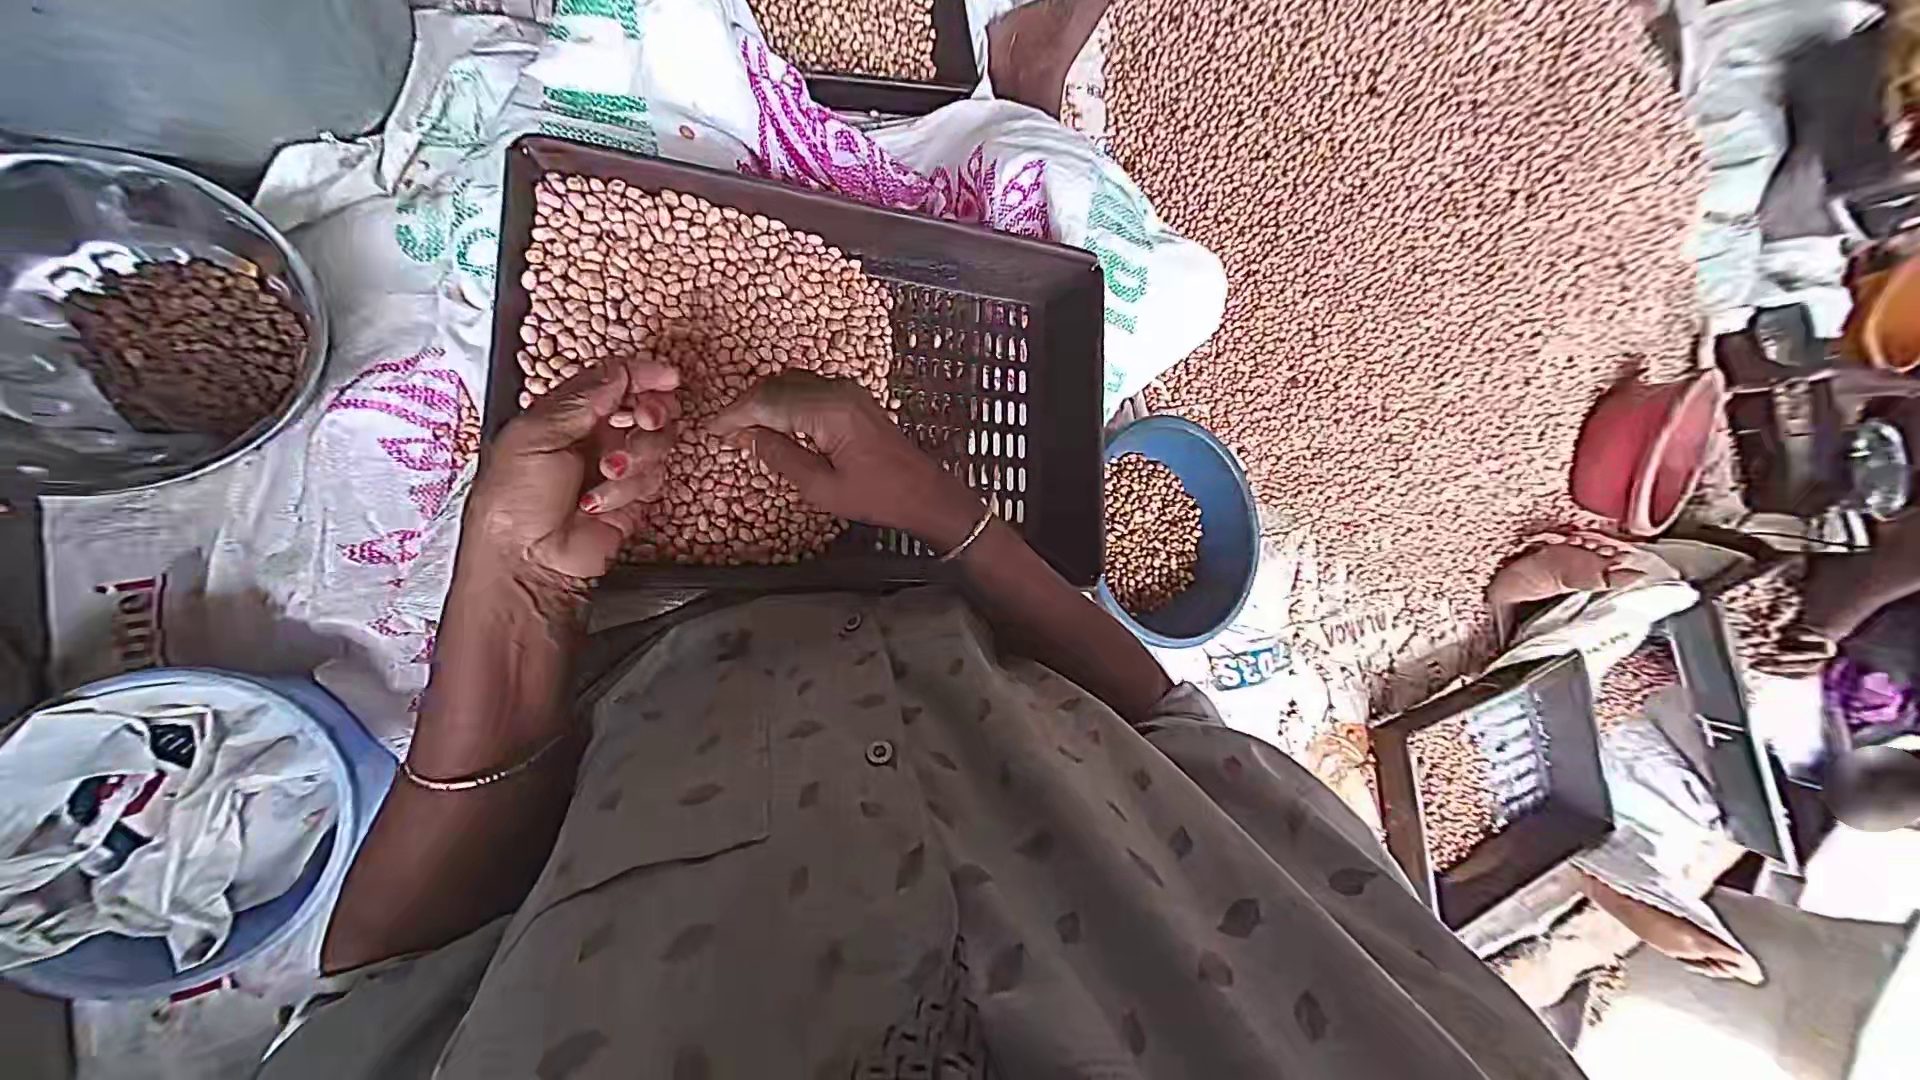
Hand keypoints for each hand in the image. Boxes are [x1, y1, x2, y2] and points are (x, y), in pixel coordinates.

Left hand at [464, 357, 679, 585]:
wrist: (529, 559)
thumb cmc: (515, 498)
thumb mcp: (535, 437)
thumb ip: (581, 401)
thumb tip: (619, 372)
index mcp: (568, 415)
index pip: (613, 382)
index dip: (642, 375)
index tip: (669, 377)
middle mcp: (597, 437)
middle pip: (646, 409)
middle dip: (651, 414)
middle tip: (646, 421)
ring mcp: (620, 467)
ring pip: (656, 444)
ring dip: (637, 456)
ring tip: (609, 474)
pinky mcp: (636, 496)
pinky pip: (654, 478)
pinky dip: (631, 488)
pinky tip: (600, 502)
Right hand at [709, 371, 981, 548]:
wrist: (924, 493)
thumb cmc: (878, 497)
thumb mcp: (822, 487)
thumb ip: (780, 457)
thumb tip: (747, 436)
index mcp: (829, 411)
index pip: (768, 402)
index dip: (735, 415)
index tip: (713, 431)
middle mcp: (838, 391)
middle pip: (777, 386)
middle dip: (747, 407)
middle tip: (727, 434)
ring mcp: (848, 391)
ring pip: (791, 384)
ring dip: (764, 402)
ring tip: (745, 432)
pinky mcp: (853, 399)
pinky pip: (808, 390)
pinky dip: (785, 402)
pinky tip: (776, 424)